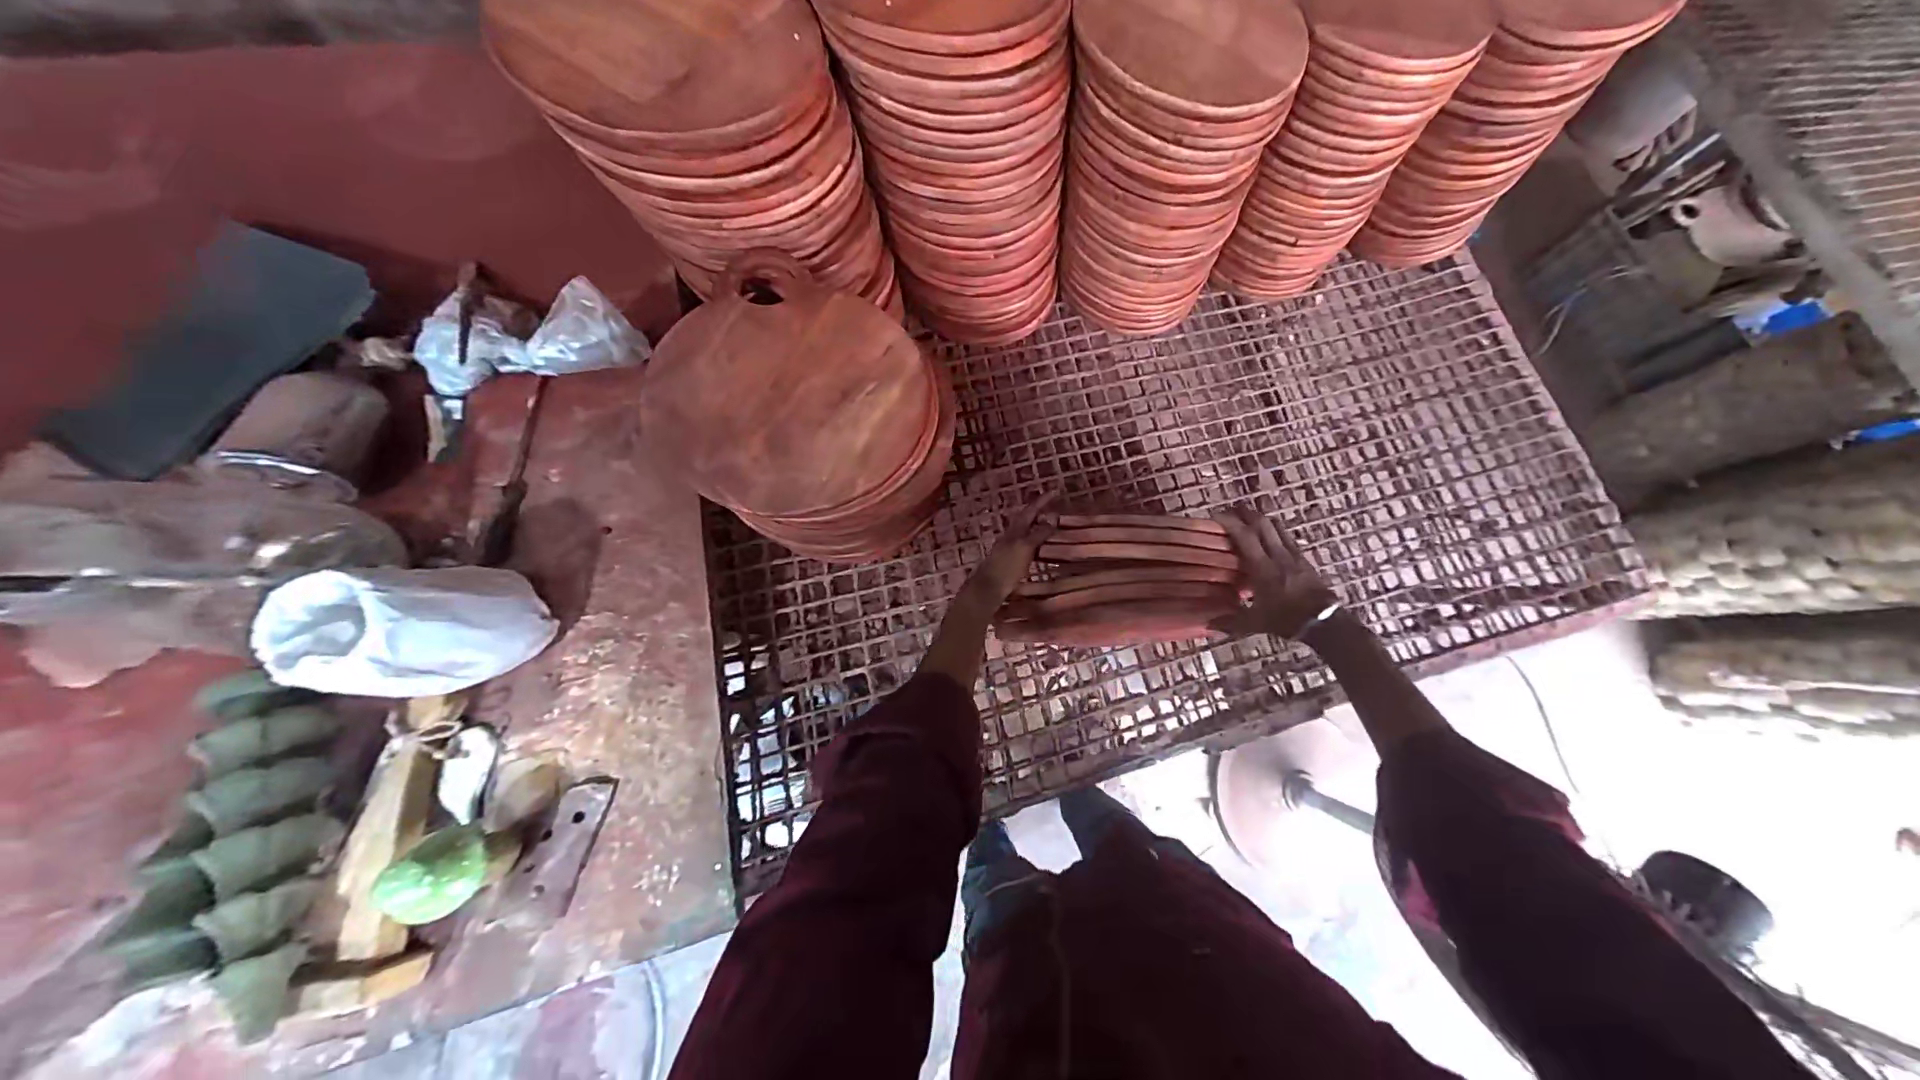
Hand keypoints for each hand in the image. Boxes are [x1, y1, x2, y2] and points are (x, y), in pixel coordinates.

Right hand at [919, 492, 1056, 686]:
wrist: (981, 593)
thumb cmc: (984, 593)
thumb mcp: (996, 581)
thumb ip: (1004, 576)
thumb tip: (1008, 586)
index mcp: (1000, 547)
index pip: (1015, 529)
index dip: (1025, 519)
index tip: (1034, 511)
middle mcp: (1005, 540)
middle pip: (1022, 517)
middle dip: (1035, 504)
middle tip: (1049, 492)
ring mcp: (1013, 542)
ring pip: (1029, 519)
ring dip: (1041, 507)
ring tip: (1053, 496)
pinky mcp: (1022, 547)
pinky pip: (1037, 533)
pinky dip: (1046, 525)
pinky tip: (1055, 519)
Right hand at [1210, 505, 1339, 639]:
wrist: (1324, 623)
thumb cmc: (1286, 620)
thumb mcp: (1255, 623)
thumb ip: (1230, 621)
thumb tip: (1208, 623)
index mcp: (1262, 568)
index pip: (1245, 536)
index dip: (1230, 522)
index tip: (1216, 515)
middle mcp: (1278, 556)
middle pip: (1263, 524)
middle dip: (1245, 513)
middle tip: (1230, 510)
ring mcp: (1293, 555)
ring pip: (1277, 527)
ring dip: (1261, 519)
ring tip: (1248, 518)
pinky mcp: (1304, 559)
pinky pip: (1287, 537)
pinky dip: (1275, 531)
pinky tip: (1269, 536)